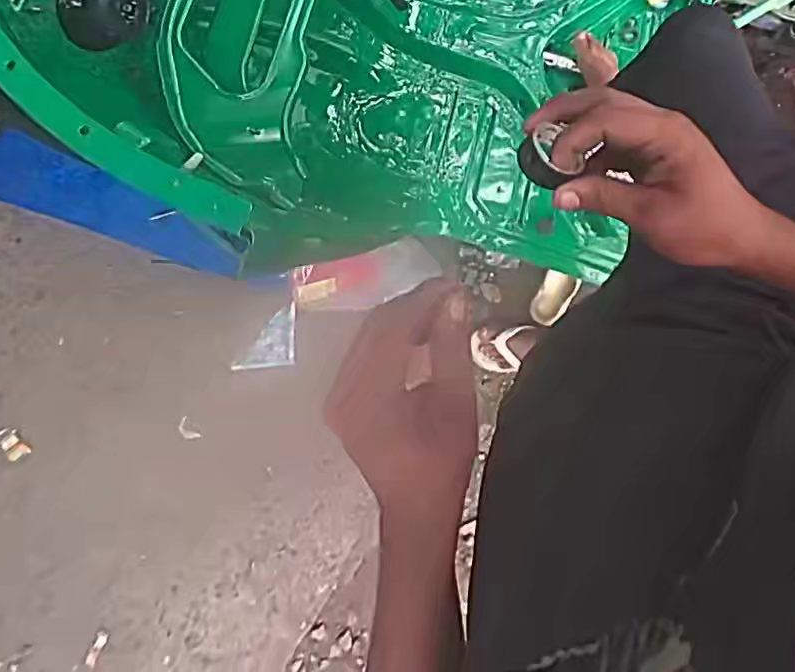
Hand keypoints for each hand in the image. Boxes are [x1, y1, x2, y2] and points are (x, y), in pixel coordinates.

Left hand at [324, 280, 476, 530]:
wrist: (415, 507)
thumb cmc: (442, 460)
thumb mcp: (457, 401)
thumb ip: (452, 346)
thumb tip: (455, 299)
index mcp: (370, 394)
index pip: (395, 326)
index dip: (425, 299)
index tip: (454, 286)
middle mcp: (343, 389)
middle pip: (377, 325)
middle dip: (415, 302)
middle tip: (450, 292)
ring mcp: (337, 392)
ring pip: (370, 332)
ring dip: (404, 315)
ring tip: (439, 306)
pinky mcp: (340, 395)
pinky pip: (365, 347)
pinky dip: (393, 333)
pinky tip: (418, 329)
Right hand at [524, 88, 779, 268]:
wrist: (745, 236)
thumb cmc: (706, 227)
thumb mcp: (651, 216)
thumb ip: (602, 197)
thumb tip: (558, 194)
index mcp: (665, 131)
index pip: (605, 118)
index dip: (571, 137)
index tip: (552, 165)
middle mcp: (661, 121)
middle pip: (603, 100)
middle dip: (563, 111)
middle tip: (530, 128)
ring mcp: (659, 131)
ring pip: (608, 112)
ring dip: (574, 124)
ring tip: (544, 141)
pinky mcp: (656, 146)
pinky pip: (616, 135)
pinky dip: (591, 145)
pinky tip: (576, 166)